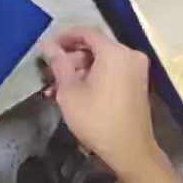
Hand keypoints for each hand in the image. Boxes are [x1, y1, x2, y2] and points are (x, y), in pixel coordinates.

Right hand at [41, 27, 171, 182]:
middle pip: (93, 47)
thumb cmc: (96, 120)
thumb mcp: (69, 91)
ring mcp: (135, 69)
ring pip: (100, 61)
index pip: (86, 32)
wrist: (129, 150)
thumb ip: (58, 64)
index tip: (46, 47)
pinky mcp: (136, 83)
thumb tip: (47, 45)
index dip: (64, 36)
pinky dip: (92, 77)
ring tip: (55, 89)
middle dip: (68, 58)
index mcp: (114, 53)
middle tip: (48, 73)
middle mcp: (129, 55)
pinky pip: (110, 71)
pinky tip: (72, 93)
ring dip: (77, 71)